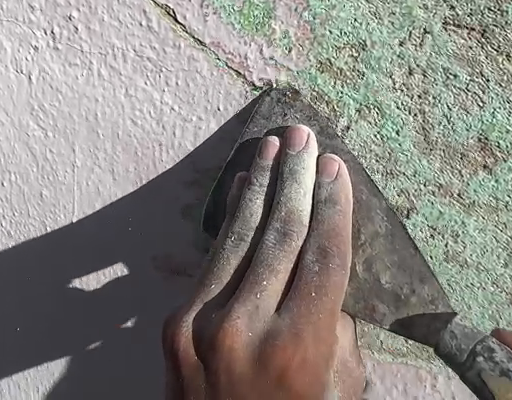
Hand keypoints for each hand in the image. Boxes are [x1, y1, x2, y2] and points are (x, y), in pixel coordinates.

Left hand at [163, 124, 364, 399]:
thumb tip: (316, 272)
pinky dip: (230, 222)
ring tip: (272, 146)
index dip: (333, 208)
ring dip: (258, 184)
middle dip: (294, 180)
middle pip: (280, 234)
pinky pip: (213, 261)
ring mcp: (200, 323)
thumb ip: (329, 328)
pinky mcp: (174, 323)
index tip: (336, 167)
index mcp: (295, 351)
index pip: (322, 257)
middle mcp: (243, 329)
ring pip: (238, 236)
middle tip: (304, 136)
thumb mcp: (337, 391)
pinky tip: (243, 191)